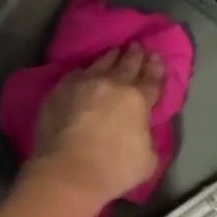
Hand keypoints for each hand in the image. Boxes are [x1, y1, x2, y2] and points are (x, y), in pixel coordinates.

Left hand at [23, 42, 165, 208]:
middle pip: (127, 64)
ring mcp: (83, 84)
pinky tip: (84, 71)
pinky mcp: (59, 90)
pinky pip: (76, 74)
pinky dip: (84, 71)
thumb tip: (142, 132)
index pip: (152, 80)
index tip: (157, 56)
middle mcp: (112, 84)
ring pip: (101, 63)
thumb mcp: (148, 161)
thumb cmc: (114, 170)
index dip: (157, 68)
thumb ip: (148, 140)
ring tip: (115, 50)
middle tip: (138, 45)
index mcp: (138, 100)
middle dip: (135, 54)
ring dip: (111, 56)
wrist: (68, 171)